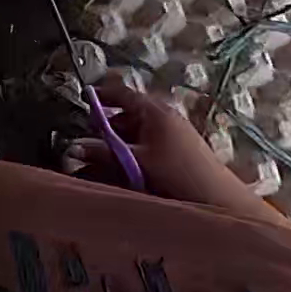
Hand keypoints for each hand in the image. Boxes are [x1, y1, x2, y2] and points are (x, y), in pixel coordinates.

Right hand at [65, 77, 290, 228]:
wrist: (218, 198)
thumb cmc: (174, 172)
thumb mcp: (134, 161)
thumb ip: (103, 153)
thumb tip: (72, 147)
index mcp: (154, 110)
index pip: (123, 93)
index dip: (102, 94)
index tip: (84, 98)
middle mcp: (165, 115)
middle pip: (130, 111)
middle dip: (109, 121)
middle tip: (91, 132)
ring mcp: (174, 131)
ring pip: (139, 128)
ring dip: (120, 137)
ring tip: (105, 152)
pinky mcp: (180, 148)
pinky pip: (150, 140)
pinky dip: (134, 147)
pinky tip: (127, 164)